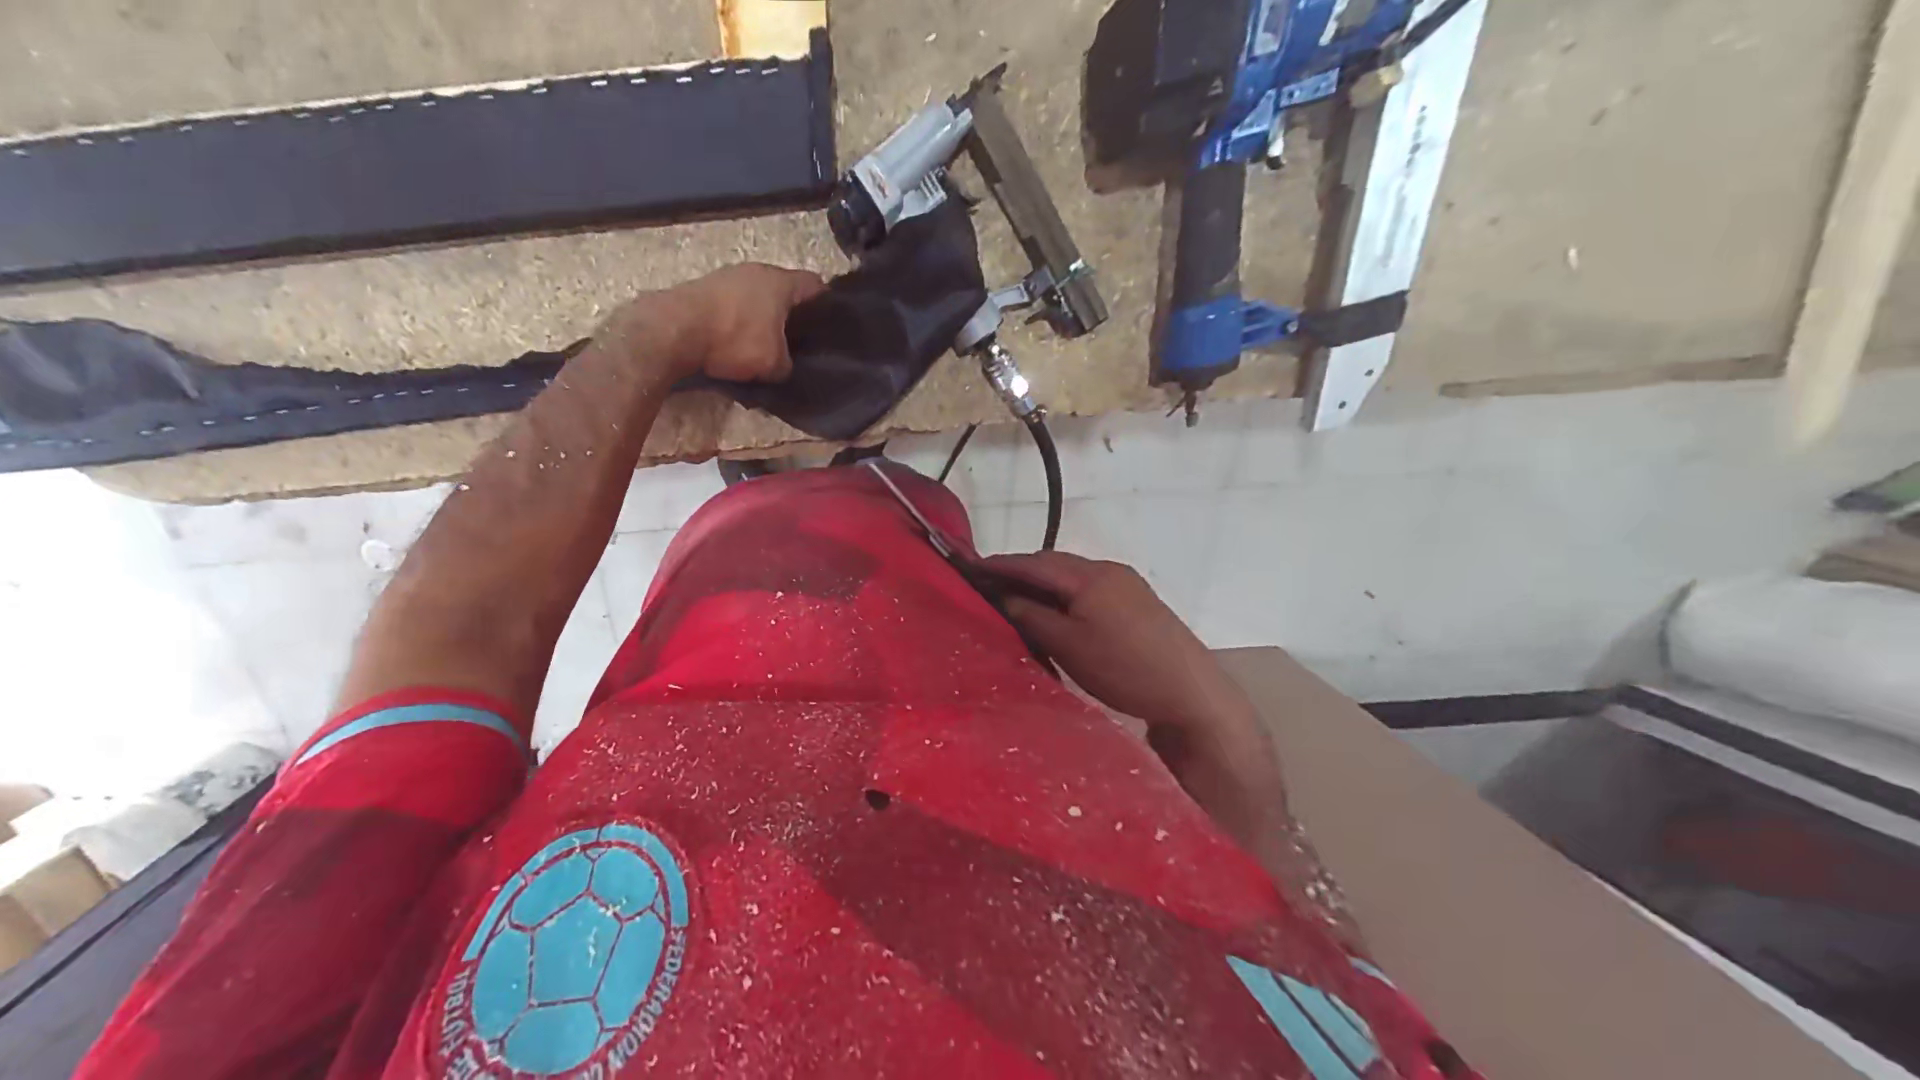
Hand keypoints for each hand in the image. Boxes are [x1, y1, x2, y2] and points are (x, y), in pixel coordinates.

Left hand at [598, 263, 826, 383]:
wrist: (673, 330)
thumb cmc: (734, 340)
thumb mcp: (774, 365)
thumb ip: (788, 364)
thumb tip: (785, 366)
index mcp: (781, 282)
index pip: (816, 285)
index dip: (827, 304)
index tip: (830, 324)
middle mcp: (756, 271)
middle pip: (784, 289)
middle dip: (793, 312)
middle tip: (799, 338)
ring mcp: (727, 275)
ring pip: (757, 295)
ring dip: (763, 316)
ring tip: (767, 342)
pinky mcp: (703, 287)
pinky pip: (733, 303)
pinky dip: (739, 319)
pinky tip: (737, 341)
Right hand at [983, 551, 1247, 729]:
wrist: (1191, 692)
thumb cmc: (1124, 669)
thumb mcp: (1069, 646)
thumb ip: (1032, 617)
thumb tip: (1004, 597)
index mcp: (1089, 575)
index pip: (1034, 562)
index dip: (1001, 565)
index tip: (969, 568)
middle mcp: (1108, 569)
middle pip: (1054, 564)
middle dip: (1020, 573)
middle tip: (988, 587)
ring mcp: (1127, 583)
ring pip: (1073, 576)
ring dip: (1044, 585)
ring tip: (1016, 601)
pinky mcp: (1137, 601)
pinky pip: (1090, 588)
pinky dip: (1065, 595)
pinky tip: (1055, 613)